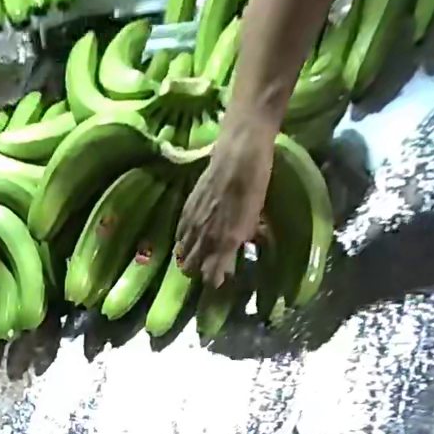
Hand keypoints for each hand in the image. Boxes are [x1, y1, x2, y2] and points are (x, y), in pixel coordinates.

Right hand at [174, 115, 278, 286]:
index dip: (215, 280)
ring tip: (195, 257)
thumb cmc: (255, 184)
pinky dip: (182, 241)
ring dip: (189, 258)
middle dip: (199, 272)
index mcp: (226, 242)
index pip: (212, 274)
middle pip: (193, 267)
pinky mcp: (186, 209)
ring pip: (183, 253)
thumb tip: (235, 250)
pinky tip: (186, 239)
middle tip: (207, 269)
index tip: (220, 280)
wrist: (239, 153)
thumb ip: (241, 238)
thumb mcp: (254, 217)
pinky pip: (179, 234)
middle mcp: (206, 237)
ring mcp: (193, 223)